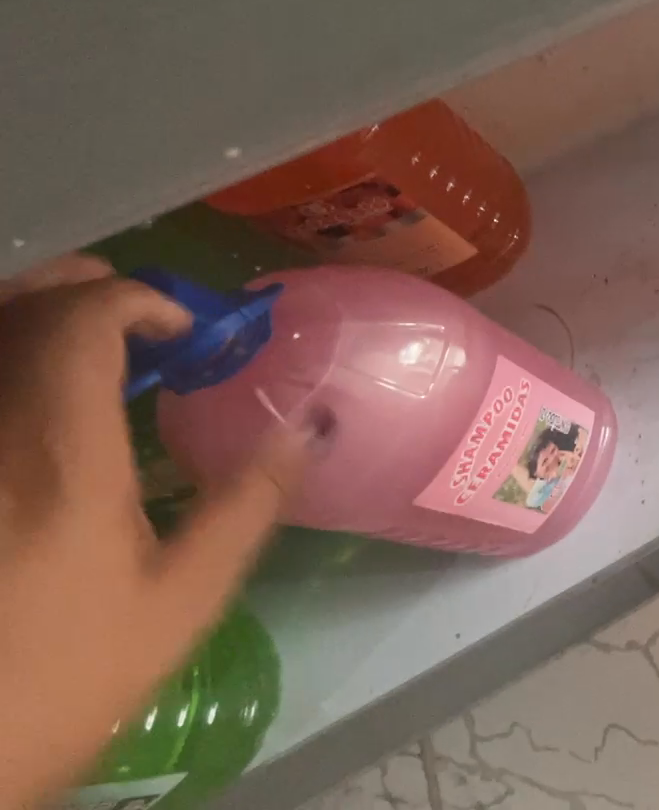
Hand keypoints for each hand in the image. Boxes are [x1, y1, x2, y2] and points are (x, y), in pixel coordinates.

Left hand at [0, 256, 312, 807]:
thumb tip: (309, 423)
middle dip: (75, 292)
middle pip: (4, 316)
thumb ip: (248, 502)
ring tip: (87, 341)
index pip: (75, 326)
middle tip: (141, 316)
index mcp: (54, 466)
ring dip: (29, 323)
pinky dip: (3, 368)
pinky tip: (37, 394)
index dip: (135, 300)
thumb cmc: (56, 684)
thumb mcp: (181, 601)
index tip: (190, 329)